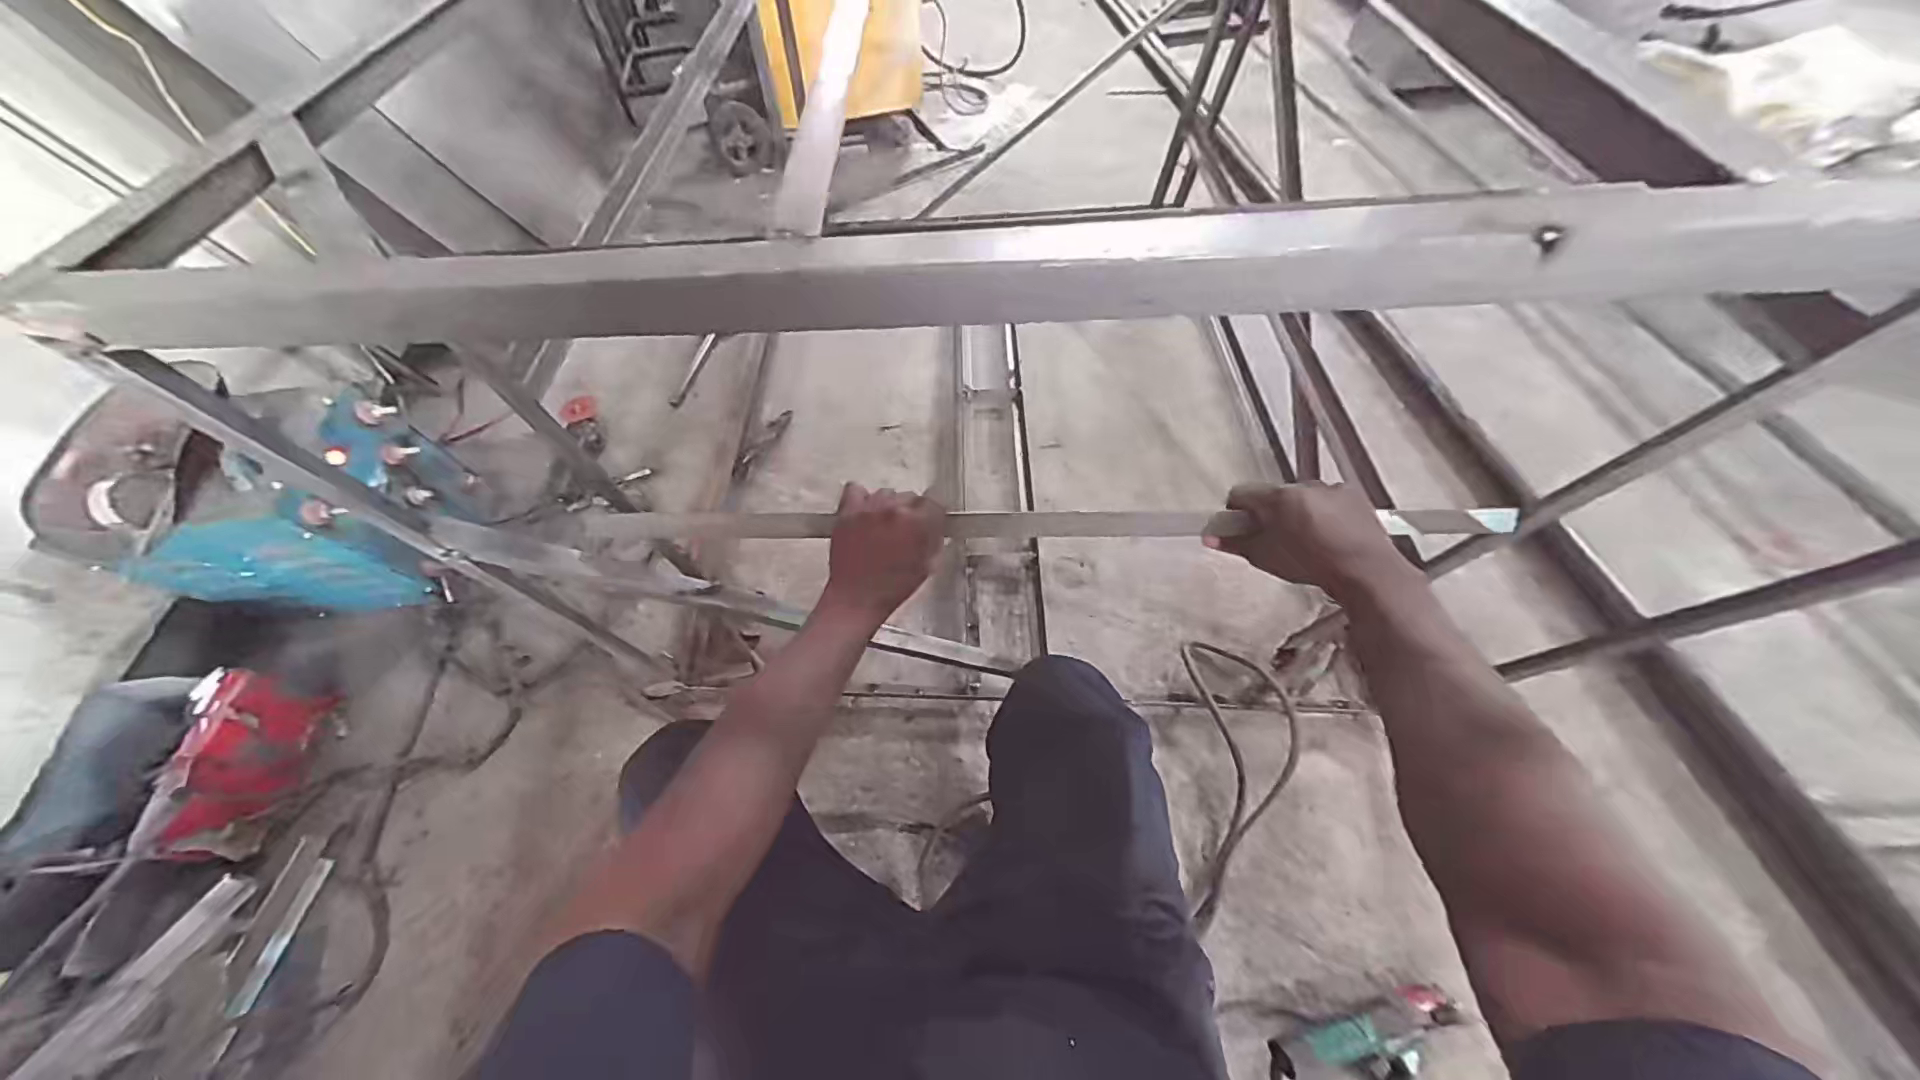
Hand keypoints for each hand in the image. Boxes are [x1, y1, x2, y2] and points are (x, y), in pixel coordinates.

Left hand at [818, 483, 946, 623]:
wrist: (857, 598)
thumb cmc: (890, 588)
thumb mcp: (927, 566)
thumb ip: (934, 539)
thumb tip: (936, 525)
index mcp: (919, 523)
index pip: (934, 501)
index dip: (932, 513)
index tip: (929, 519)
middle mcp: (895, 510)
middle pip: (910, 496)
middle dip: (911, 512)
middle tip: (905, 530)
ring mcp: (870, 509)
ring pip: (886, 493)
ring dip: (888, 506)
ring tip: (883, 526)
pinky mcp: (848, 512)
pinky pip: (856, 490)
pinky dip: (862, 499)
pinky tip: (865, 514)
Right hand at [1205, 482, 1414, 599]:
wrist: (1366, 571)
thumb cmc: (1311, 566)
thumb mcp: (1265, 557)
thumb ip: (1234, 543)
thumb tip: (1209, 538)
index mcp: (1278, 497)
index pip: (1241, 493)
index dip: (1236, 511)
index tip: (1242, 528)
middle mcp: (1303, 485)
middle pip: (1272, 495)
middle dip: (1269, 512)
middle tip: (1276, 539)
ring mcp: (1330, 488)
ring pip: (1300, 496)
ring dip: (1297, 511)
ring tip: (1307, 539)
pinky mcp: (1352, 494)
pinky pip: (1326, 499)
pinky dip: (1322, 512)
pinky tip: (1329, 534)